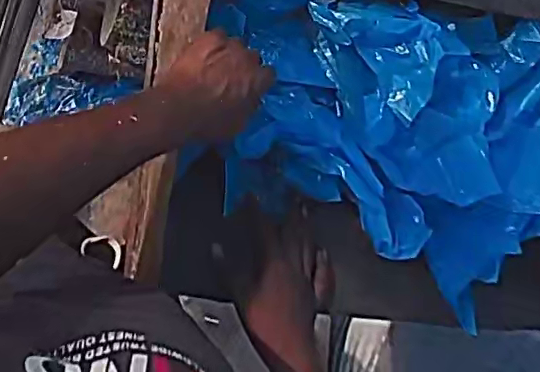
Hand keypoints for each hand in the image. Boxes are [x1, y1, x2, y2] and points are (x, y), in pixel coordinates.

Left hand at [155, 30, 273, 141]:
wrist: (179, 108)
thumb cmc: (209, 123)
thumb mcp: (238, 125)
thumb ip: (251, 106)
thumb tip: (253, 98)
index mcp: (258, 80)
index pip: (269, 74)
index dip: (259, 80)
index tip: (250, 86)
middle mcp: (248, 58)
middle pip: (252, 56)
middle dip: (244, 65)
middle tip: (231, 76)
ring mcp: (230, 44)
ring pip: (236, 44)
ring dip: (230, 53)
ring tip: (215, 63)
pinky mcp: (211, 37)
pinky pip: (218, 35)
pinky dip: (214, 43)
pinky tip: (205, 52)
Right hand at [231, 206, 330, 371]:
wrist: (290, 349)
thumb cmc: (263, 322)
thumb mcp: (241, 295)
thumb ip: (229, 269)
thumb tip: (216, 247)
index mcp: (273, 259)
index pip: (264, 227)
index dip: (256, 210)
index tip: (251, 194)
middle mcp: (293, 262)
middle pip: (292, 230)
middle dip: (289, 210)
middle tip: (289, 192)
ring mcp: (307, 276)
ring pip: (307, 243)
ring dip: (305, 225)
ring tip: (304, 209)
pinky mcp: (316, 291)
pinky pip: (322, 268)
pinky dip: (322, 257)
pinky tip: (323, 250)